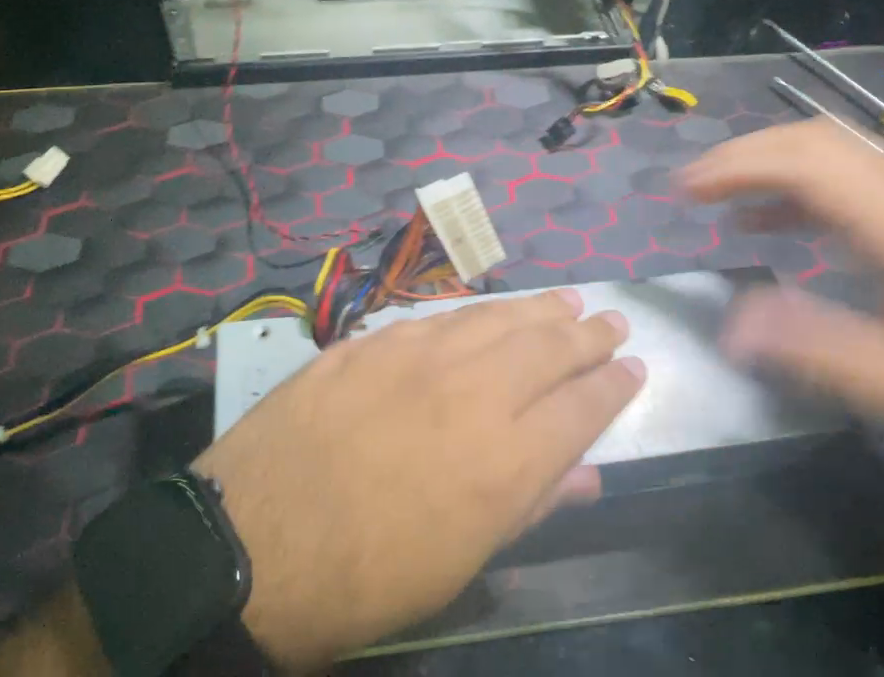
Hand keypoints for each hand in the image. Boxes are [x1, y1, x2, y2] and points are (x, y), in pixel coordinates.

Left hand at [192, 290, 643, 671]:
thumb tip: (587, 473)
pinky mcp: (369, 344)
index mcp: (505, 460)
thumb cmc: (366, 580)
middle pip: (546, 349)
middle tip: (611, 322)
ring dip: (537, 310)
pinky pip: (437, 318)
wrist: (250, 547)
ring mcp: (416, 359)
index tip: (633, 369)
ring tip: (566, 302)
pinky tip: (487, 311)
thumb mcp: (460, 563)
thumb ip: (529, 505)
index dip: (613, 386)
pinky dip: (474, 313)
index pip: (581, 407)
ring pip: (495, 320)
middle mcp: (471, 393)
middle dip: (587, 335)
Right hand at [679, 120, 883, 503]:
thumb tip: (733, 322)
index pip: (816, 163)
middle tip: (691, 187)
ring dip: (770, 164)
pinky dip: (799, 189)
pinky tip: (766, 221)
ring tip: (715, 196)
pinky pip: (854, 183)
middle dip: (748, 153)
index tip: (686, 188)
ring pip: (838, 154)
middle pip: (824, 142)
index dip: (743, 163)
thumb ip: (822, 353)